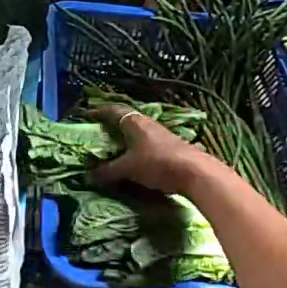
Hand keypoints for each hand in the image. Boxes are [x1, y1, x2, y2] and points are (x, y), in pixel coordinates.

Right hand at [88, 104, 214, 195]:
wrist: (198, 174)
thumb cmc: (157, 163)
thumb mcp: (128, 169)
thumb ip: (108, 171)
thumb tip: (88, 176)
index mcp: (134, 123)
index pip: (113, 111)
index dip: (99, 111)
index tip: (88, 114)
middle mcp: (148, 124)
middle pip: (127, 119)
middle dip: (113, 124)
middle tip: (100, 130)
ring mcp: (163, 135)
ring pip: (140, 131)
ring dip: (128, 137)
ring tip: (117, 146)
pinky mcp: (173, 147)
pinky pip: (149, 143)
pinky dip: (139, 147)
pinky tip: (138, 158)